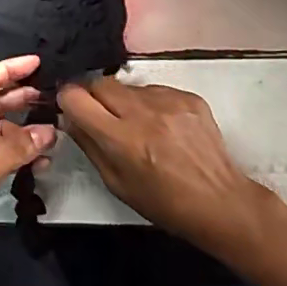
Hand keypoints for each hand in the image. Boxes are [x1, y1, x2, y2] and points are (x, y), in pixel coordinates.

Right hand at [59, 77, 274, 257]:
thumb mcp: (116, 182)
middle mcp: (142, 112)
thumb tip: (71, 119)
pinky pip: (156, 90)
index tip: (71, 108)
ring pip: (128, 85)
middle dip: (93, 95)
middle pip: (100, 82)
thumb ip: (89, 145)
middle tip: (100, 115)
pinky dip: (151, 103)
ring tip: (137, 125)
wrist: (218, 201)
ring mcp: (168, 100)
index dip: (68, 100)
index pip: (76, 97)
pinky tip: (162, 126)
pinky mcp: (189, 96)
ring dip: (123, 100)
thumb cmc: (163, 202)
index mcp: (120, 138)